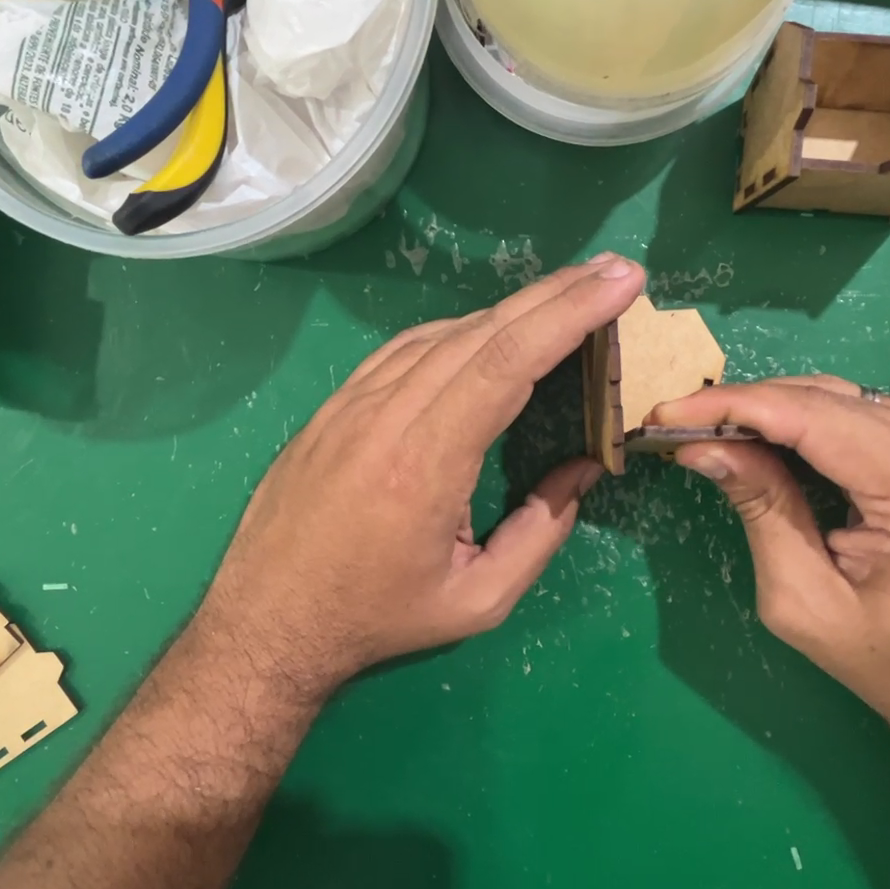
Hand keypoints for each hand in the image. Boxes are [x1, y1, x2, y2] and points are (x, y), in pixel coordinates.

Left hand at [191, 254, 647, 700]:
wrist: (269, 617)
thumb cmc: (377, 617)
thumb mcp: (477, 600)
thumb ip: (541, 533)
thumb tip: (585, 469)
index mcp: (426, 464)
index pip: (506, 362)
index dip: (568, 315)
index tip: (619, 282)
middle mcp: (387, 415)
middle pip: (481, 332)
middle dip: (555, 295)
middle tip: (611, 271)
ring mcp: (353, 403)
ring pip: (442, 333)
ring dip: (509, 309)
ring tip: (563, 298)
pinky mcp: (335, 404)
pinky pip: (405, 349)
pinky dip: (458, 331)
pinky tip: (487, 331)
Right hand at [648, 376, 889, 753]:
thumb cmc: (889, 664)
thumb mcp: (803, 599)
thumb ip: (760, 510)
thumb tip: (702, 446)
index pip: (820, 420)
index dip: (738, 406)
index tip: (669, 412)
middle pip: (834, 402)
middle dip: (748, 406)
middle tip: (680, 421)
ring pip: (850, 402)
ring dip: (776, 410)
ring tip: (713, 426)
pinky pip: (871, 418)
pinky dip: (812, 422)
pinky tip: (767, 435)